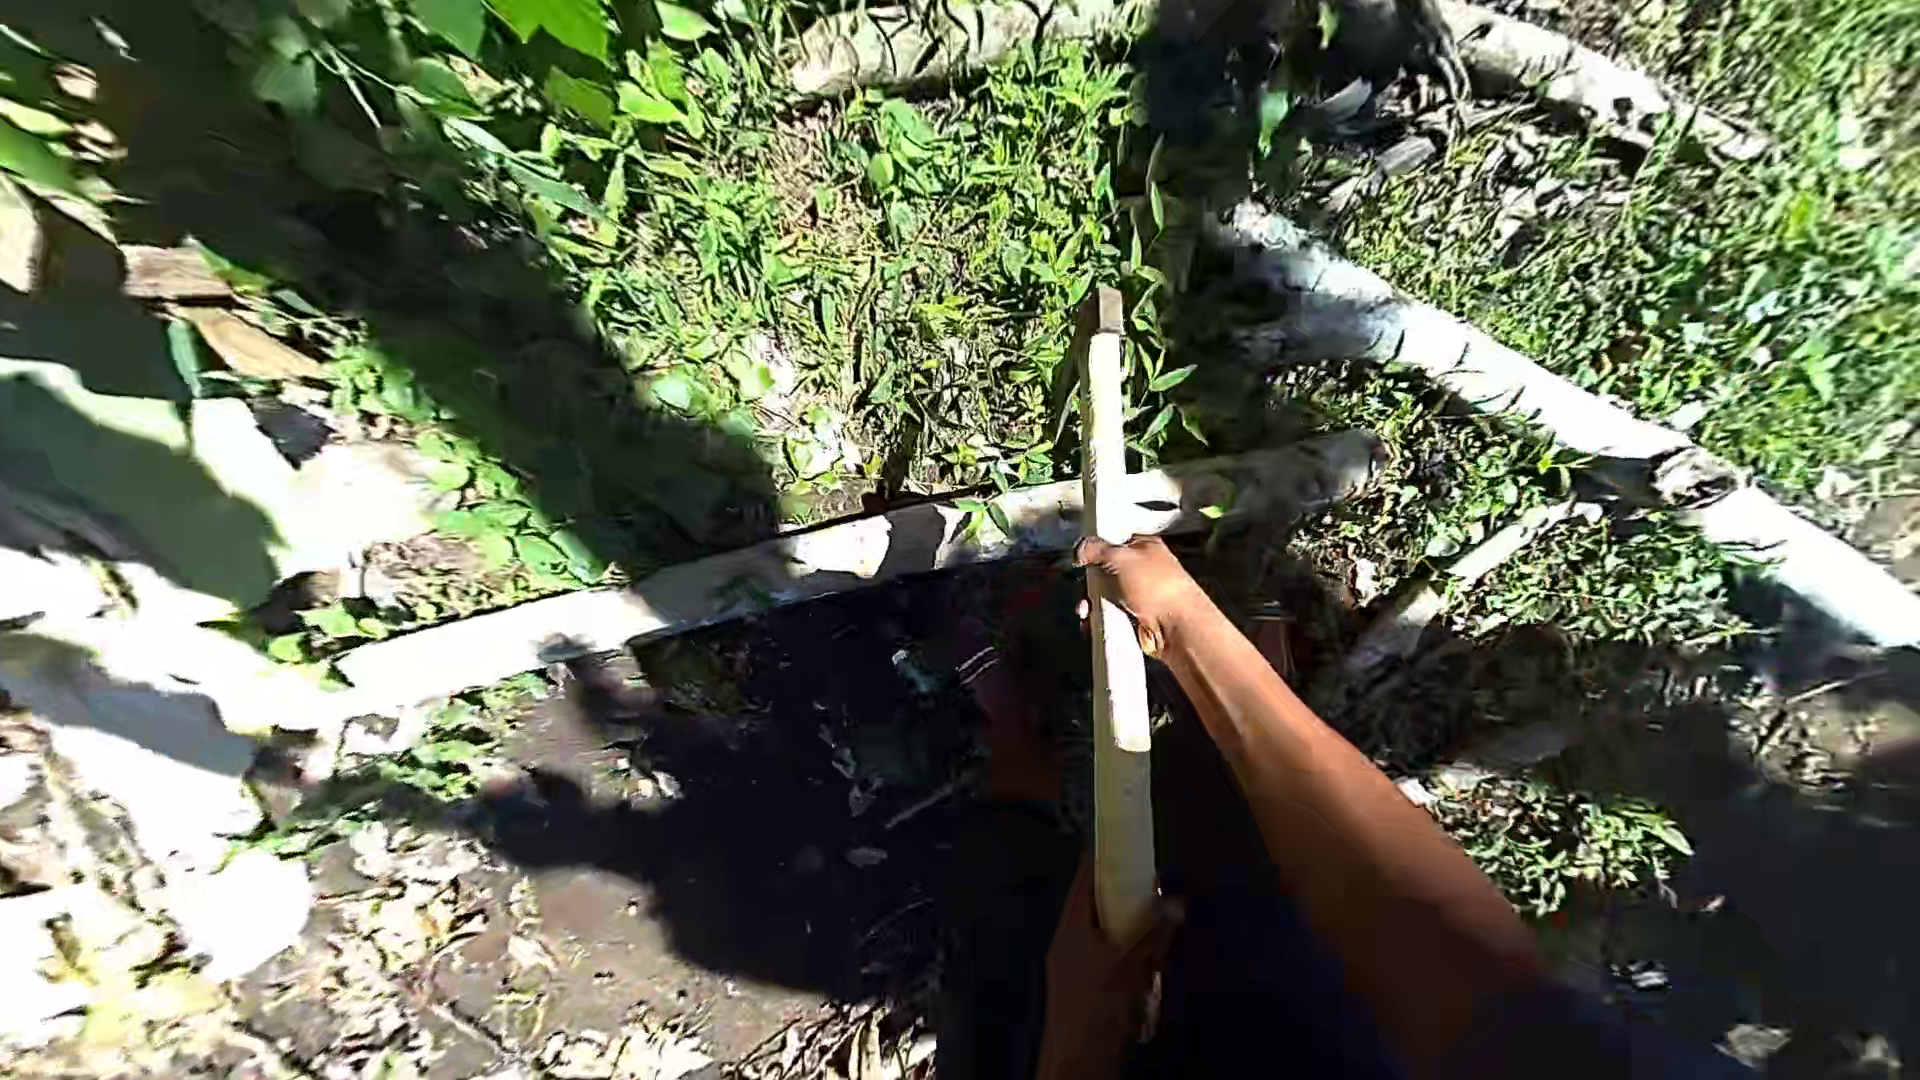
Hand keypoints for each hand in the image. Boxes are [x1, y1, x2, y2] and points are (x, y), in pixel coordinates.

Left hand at [1036, 857, 1184, 1079]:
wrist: (1077, 1060)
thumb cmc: (1100, 1004)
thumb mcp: (1132, 964)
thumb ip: (1154, 931)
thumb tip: (1174, 901)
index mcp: (1072, 923)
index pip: (1083, 878)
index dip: (1099, 859)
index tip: (1118, 844)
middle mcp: (1065, 938)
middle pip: (1088, 904)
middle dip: (1112, 892)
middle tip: (1137, 880)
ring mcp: (1066, 963)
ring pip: (1092, 930)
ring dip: (1114, 921)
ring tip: (1140, 914)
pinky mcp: (1074, 986)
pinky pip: (1095, 954)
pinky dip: (1113, 948)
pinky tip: (1133, 958)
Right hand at [1073, 535, 1210, 656]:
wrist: (1176, 629)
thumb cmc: (1160, 588)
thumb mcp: (1123, 557)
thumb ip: (1097, 548)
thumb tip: (1080, 548)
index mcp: (1144, 548)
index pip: (1113, 540)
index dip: (1094, 547)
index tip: (1080, 556)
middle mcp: (1141, 570)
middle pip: (1102, 569)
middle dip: (1089, 579)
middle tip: (1085, 584)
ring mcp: (1135, 594)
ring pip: (1101, 593)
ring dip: (1090, 600)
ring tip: (1087, 608)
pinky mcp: (1131, 616)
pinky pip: (1105, 612)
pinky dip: (1096, 615)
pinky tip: (1092, 618)